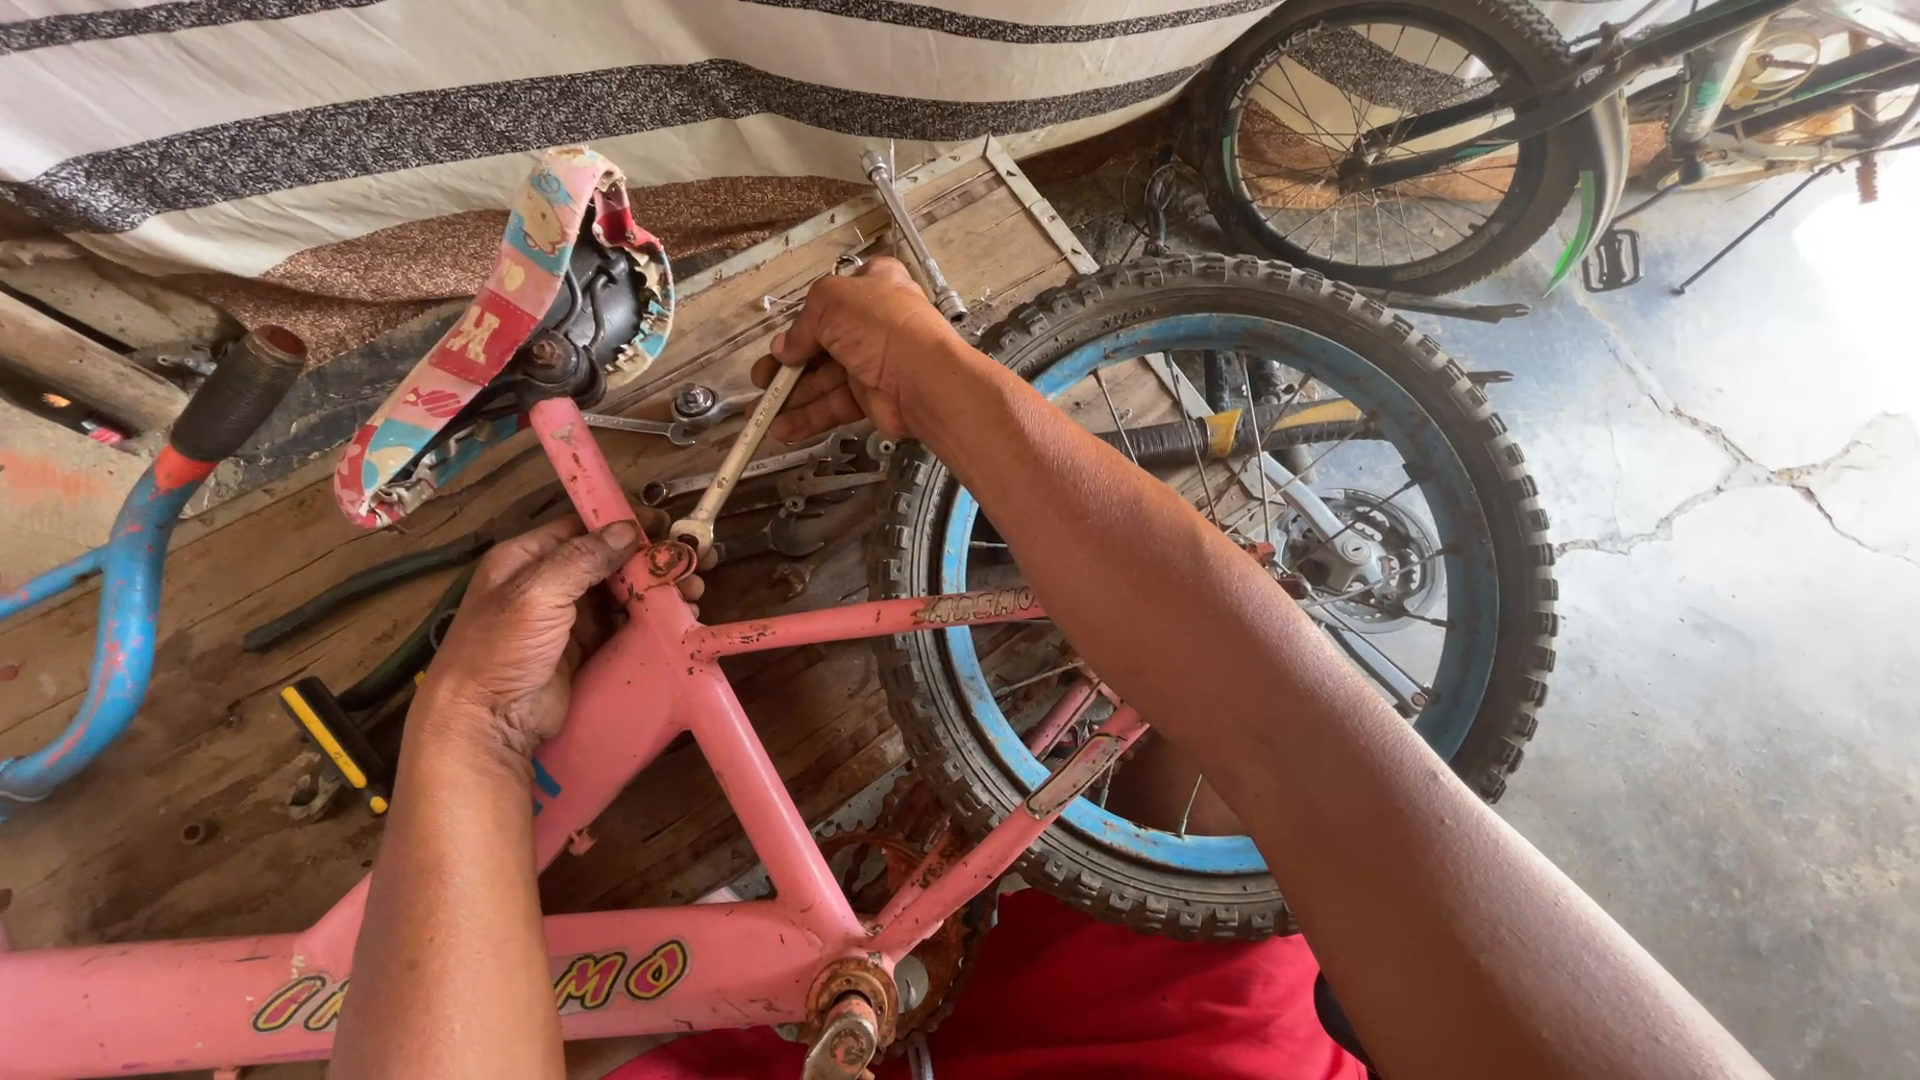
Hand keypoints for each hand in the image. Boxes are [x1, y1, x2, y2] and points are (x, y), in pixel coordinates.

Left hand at [411, 513, 699, 762]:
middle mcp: (550, 582)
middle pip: (610, 559)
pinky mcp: (588, 647)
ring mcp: (570, 616)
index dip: (624, 523)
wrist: (486, 722)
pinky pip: (626, 623)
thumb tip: (628, 529)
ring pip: (623, 591)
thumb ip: (583, 558)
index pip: (582, 528)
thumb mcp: (535, 594)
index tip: (666, 525)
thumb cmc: (501, 649)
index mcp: (527, 559)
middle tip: (692, 560)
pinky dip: (653, 618)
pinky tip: (680, 616)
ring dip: (658, 588)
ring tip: (695, 590)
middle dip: (652, 558)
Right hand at [750, 256, 964, 442]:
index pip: (831, 299)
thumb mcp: (831, 301)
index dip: (804, 318)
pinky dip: (808, 417)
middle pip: (820, 345)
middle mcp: (872, 324)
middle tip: (761, 381)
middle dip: (786, 366)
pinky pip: (834, 407)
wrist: (922, 378)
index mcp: (872, 287)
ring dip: (791, 397)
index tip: (780, 339)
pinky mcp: (871, 398)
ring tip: (761, 412)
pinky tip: (782, 428)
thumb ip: (803, 323)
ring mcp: (871, 363)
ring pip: (823, 380)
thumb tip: (785, 349)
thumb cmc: (883, 326)